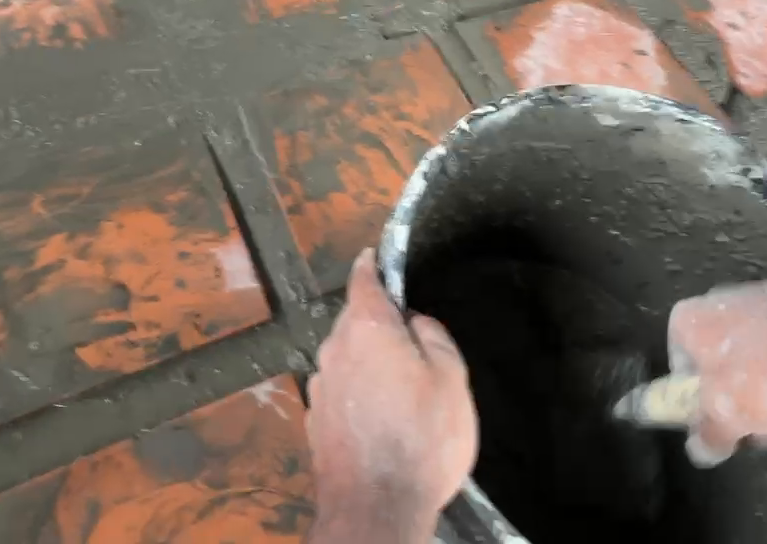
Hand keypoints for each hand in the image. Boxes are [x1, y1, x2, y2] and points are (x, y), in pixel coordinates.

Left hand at [306, 249, 477, 541]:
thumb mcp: (451, 380)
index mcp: (367, 327)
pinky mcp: (315, 419)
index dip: (371, 264)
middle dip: (376, 321)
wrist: (375, 509)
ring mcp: (320, 384)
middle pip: (355, 319)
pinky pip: (339, 388)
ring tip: (397, 388)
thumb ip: (434, 337)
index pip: (363, 279)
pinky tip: (376, 417)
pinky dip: (355, 391)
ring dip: (365, 359)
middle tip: (408, 341)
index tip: (375, 256)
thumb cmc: (422, 438)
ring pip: (345, 354)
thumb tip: (414, 321)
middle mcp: (335, 347)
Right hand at [666, 278, 766, 467]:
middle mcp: (723, 310)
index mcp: (689, 322)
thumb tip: (699, 450)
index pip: (684, 371)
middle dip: (762, 417)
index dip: (706, 408)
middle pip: (734, 379)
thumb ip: (709, 436)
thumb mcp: (726, 417)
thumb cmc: (763, 372)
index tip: (731, 431)